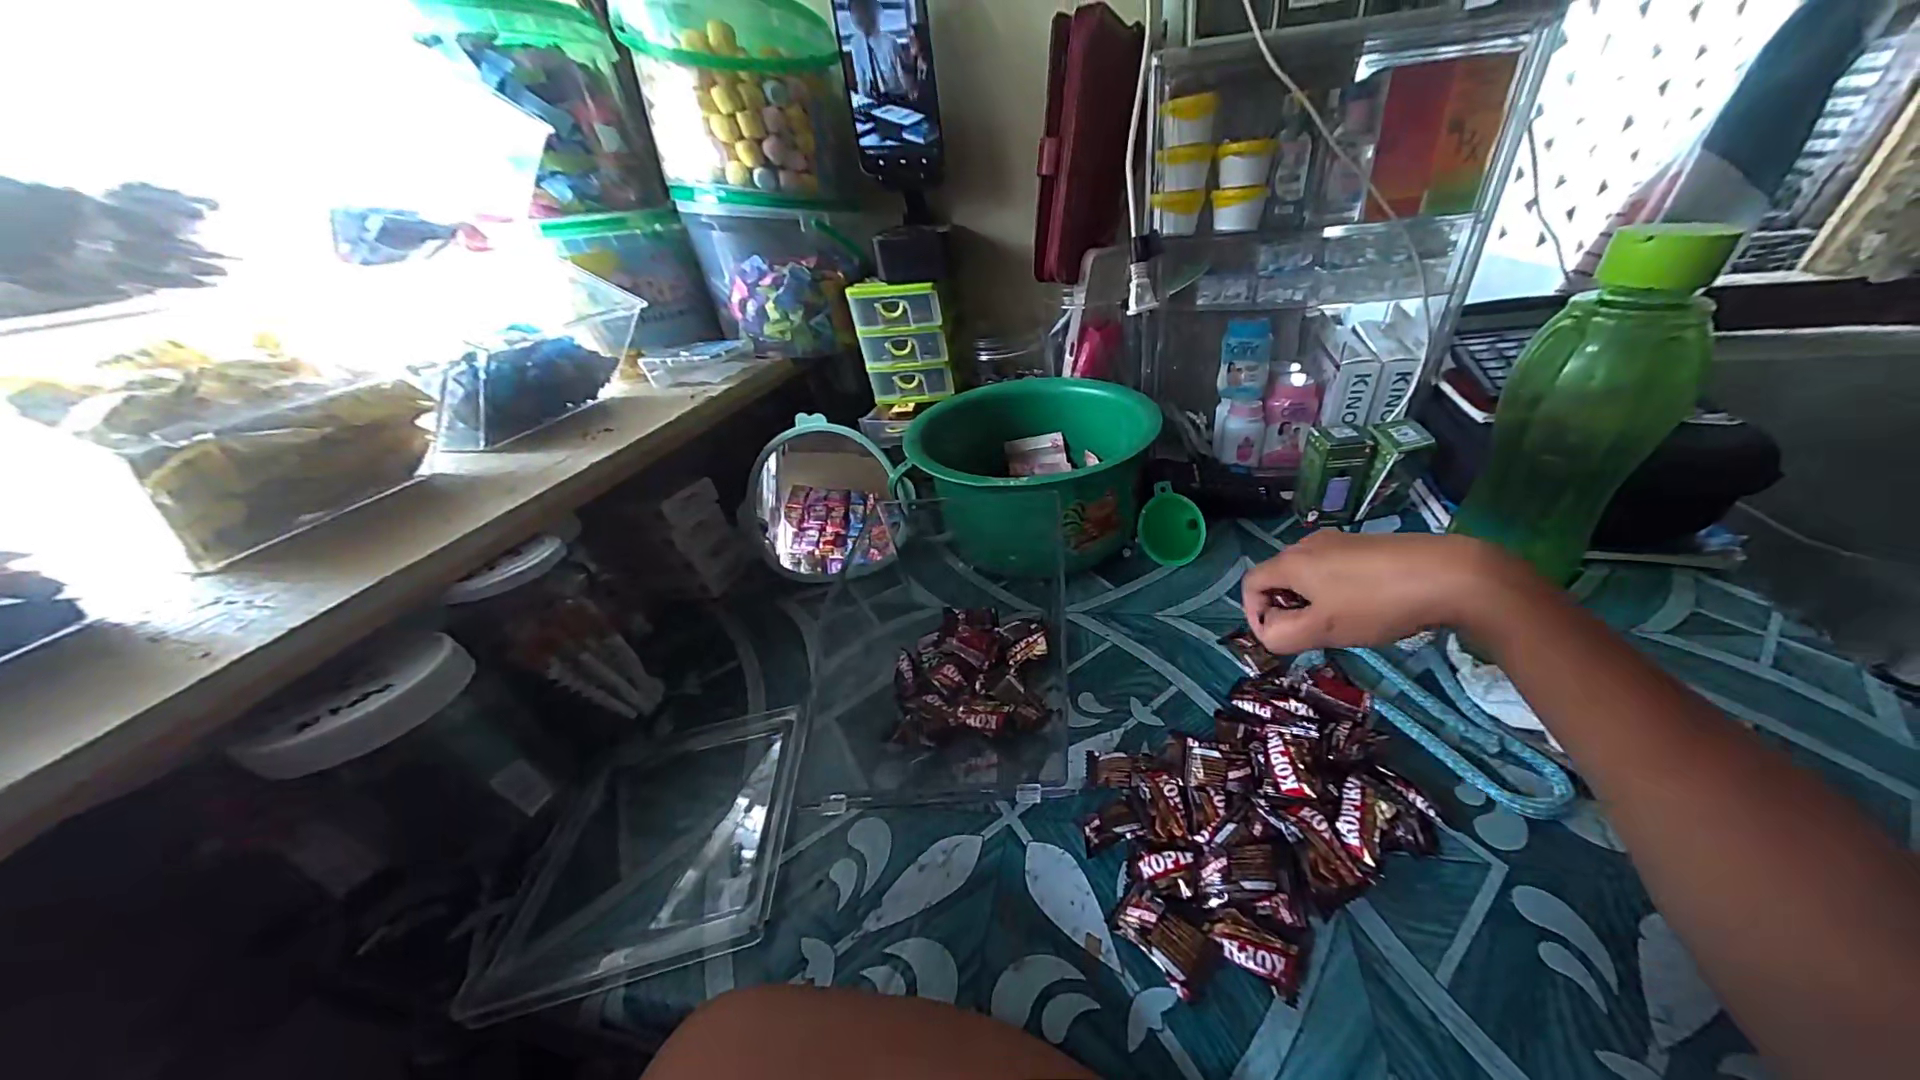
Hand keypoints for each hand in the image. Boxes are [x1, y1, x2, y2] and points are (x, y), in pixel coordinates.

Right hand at [1239, 530, 1524, 653]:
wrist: (1452, 574)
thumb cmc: (1377, 604)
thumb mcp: (1323, 629)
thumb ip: (1282, 635)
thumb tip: (1269, 630)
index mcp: (1290, 561)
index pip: (1250, 584)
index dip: (1254, 614)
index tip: (1279, 638)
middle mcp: (1308, 544)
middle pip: (1277, 578)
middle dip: (1285, 609)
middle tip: (1312, 634)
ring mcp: (1339, 541)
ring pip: (1306, 575)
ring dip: (1311, 602)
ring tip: (1342, 623)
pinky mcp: (1366, 544)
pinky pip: (1333, 569)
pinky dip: (1335, 591)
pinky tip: (1367, 606)